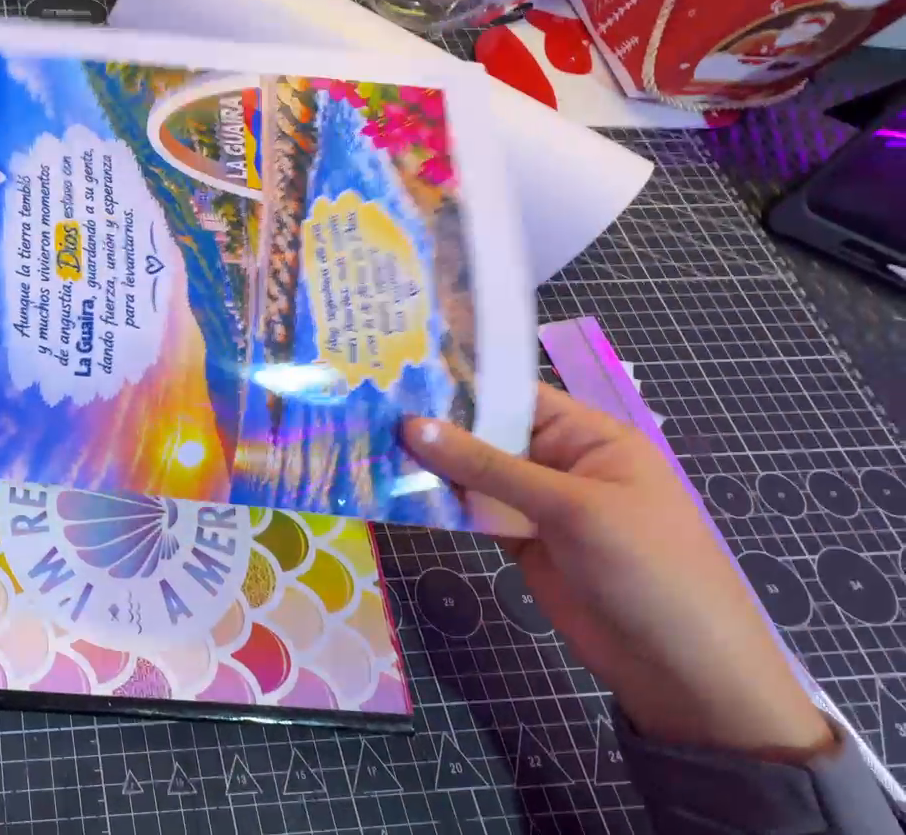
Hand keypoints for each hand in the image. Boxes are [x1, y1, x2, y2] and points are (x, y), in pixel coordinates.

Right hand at [404, 384, 832, 759]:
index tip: (394, 373)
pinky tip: (388, 490)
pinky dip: (433, 502)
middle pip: (483, 432)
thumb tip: (410, 425)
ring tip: (362, 444)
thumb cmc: (649, 571)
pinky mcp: (517, 539)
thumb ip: (487, 467)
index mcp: (589, 439)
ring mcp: (535, 503)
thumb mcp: (571, 509)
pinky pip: (467, 509)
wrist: (682, 673)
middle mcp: (558, 463)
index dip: (458, 384)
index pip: (514, 395)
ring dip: (424, 465)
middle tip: (362, 408)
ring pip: (468, 472)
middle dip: (430, 425)